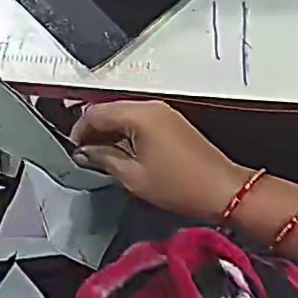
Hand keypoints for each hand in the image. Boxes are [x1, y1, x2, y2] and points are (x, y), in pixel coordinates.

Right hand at [69, 100, 254, 219]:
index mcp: (139, 114)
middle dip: (93, 131)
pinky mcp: (170, 122)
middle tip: (84, 154)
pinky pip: (138, 121)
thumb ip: (103, 158)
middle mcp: (150, 107)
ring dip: (109, 132)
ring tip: (100, 156)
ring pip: (123, 115)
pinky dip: (125, 133)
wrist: (223, 190)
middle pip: (108, 110)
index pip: (95, 113)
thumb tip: (84, 153)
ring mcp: (162, 113)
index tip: (73, 150)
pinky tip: (121, 153)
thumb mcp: (133, 176)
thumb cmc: (180, 185)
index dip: (79, 131)